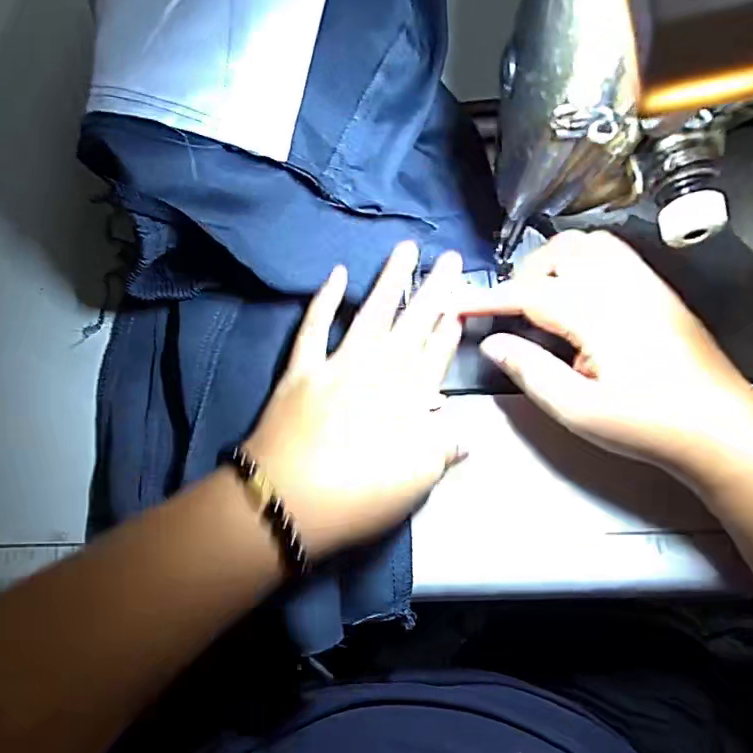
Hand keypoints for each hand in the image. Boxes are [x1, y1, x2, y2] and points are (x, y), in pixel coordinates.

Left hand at [242, 242, 466, 558]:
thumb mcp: (414, 482)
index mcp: (408, 400)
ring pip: (370, 315)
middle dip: (433, 292)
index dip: (449, 331)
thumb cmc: (357, 497)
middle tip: (450, 258)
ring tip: (406, 249)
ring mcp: (337, 367)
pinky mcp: (301, 371)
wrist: (287, 502)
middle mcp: (377, 374)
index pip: (436, 357)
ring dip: (390, 281)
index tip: (461, 304)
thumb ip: (442, 452)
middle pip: (411, 326)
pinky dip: (324, 301)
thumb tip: (465, 436)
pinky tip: (337, 275)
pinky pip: (314, 328)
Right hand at [454, 230, 752, 487]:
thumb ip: (530, 371)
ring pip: (586, 245)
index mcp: (598, 314)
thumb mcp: (578, 410)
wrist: (717, 424)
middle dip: (521, 276)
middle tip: (503, 312)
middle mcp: (623, 285)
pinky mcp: (658, 289)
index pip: (530, 293)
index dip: (488, 298)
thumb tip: (494, 344)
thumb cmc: (647, 424)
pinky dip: (580, 262)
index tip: (457, 304)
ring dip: (552, 263)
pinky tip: (575, 295)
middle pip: (557, 254)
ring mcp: (645, 282)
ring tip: (536, 298)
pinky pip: (612, 254)